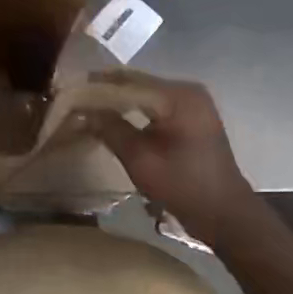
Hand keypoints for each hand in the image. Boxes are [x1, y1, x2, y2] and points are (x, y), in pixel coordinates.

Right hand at [87, 70, 255, 247]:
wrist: (223, 212)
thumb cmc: (182, 186)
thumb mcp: (139, 159)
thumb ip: (110, 129)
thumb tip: (82, 111)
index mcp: (178, 96)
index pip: (128, 81)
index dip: (96, 87)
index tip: (69, 94)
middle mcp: (187, 90)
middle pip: (137, 84)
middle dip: (105, 93)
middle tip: (73, 102)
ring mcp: (192, 102)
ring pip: (144, 94)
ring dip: (118, 101)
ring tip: (87, 110)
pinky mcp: (191, 116)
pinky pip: (155, 104)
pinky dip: (133, 110)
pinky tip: (113, 119)